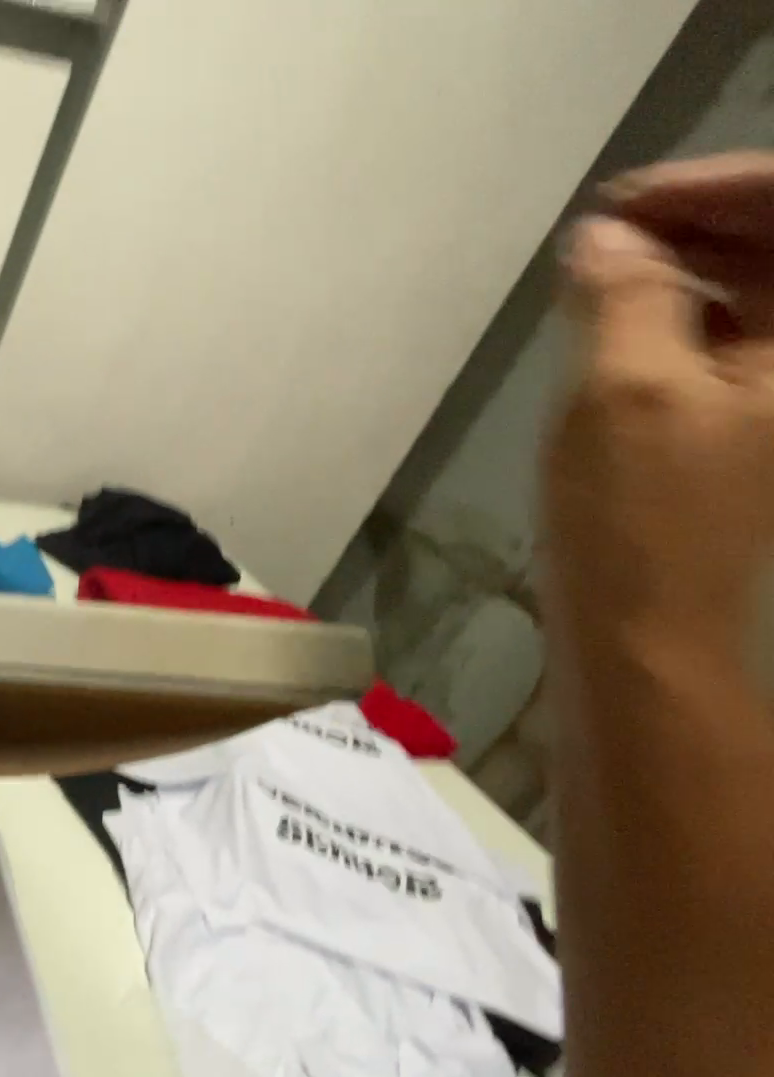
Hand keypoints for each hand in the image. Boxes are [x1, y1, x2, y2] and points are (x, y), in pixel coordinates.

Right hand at [546, 152, 773, 653]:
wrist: (640, 608)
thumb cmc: (639, 507)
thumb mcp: (622, 391)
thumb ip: (621, 298)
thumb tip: (603, 236)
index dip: (723, 188)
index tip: (620, 200)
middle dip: (704, 216)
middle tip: (602, 226)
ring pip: (762, 281)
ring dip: (688, 257)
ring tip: (599, 260)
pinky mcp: (749, 406)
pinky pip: (734, 324)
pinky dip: (680, 302)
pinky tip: (618, 308)